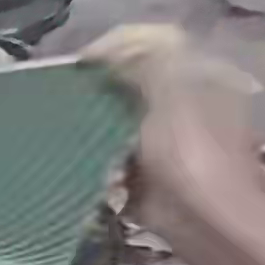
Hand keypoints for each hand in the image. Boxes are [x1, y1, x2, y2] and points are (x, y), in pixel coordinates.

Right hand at [81, 25, 264, 250]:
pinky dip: (89, 155)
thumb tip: (106, 49)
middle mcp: (182, 101)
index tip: (74, 68)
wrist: (202, 219)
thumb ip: (145, 62)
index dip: (111, 49)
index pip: (149, 44)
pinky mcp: (142, 170)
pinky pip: (107, 153)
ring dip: (87, 125)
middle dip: (94, 89)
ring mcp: (162, 138)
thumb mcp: (172, 95)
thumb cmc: (190, 155)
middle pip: (128, 81)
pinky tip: (75, 160)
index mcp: (198, 75)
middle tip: (62, 99)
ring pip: (113, 118)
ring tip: (61, 129)